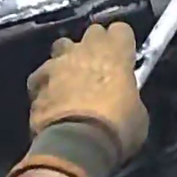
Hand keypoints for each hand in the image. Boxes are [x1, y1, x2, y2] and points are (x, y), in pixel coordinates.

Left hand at [9, 21, 148, 176]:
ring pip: (61, 47)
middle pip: (92, 32)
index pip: (121, 30)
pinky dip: (44, 85)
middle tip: (99, 69)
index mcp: (116, 51)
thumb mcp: (138, 115)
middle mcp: (86, 48)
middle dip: (95, 46)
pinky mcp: (38, 80)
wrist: (77, 146)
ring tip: (70, 81)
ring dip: (67, 60)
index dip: (121, 45)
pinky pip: (40, 76)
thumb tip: (125, 99)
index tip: (123, 60)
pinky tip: (48, 100)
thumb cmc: (117, 128)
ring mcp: (59, 62)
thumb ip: (129, 96)